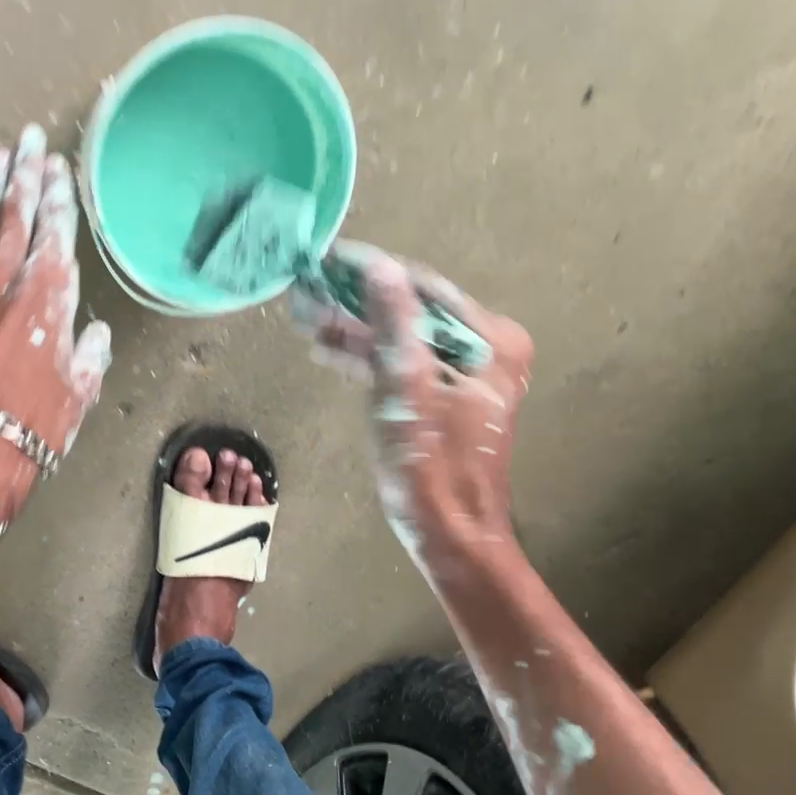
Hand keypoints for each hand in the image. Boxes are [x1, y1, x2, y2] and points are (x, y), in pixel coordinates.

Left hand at [0, 123, 112, 486]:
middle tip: (27, 138)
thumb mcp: (78, 393)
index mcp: (46, 293)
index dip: (58, 195)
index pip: (56, 230)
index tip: (57, 165)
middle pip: (15, 214)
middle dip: (24, 174)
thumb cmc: (30, 424)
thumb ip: (89, 355)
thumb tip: (94, 335)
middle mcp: (2, 279)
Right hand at [294, 240, 533, 576]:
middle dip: (354, 303)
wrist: (450, 533)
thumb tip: (377, 264)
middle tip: (304, 292)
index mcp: (490, 339)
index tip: (323, 261)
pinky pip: (403, 362)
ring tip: (304, 317)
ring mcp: (466, 371)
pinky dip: (367, 357)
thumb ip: (393, 322)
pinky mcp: (445, 394)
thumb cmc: (430, 465)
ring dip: (353, 329)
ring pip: (400, 336)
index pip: (421, 287)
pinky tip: (326, 348)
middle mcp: (485, 347)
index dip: (369, 272)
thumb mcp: (405, 387)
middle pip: (409, 310)